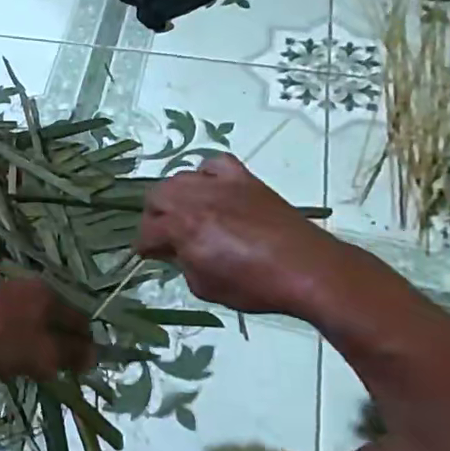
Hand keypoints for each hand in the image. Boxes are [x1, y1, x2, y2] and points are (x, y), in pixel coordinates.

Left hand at [0, 279, 94, 379]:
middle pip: (55, 320)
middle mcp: (29, 287)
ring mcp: (4, 294)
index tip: (80, 369)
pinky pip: (10, 326)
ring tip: (27, 367)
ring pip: (32, 324)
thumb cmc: (8, 342)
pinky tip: (5, 360)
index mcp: (48, 293)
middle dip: (58, 346)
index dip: (83, 345)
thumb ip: (72, 354)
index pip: (79, 319)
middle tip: (52, 369)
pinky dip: (14, 343)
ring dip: (35, 347)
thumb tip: (93, 355)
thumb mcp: (47, 354)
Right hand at [134, 154, 343, 317]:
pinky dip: (207, 174)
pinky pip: (214, 163)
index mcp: (183, 227)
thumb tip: (175, 251)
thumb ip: (182, 264)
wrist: (306, 269)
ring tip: (187, 213)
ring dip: (176, 195)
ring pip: (181, 177)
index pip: (147, 231)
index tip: (148, 254)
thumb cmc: (255, 286)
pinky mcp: (244, 179)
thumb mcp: (205, 287)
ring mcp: (221, 184)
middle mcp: (196, 198)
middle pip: (156, 195)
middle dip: (154, 216)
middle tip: (165, 234)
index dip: (143, 246)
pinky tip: (212, 190)